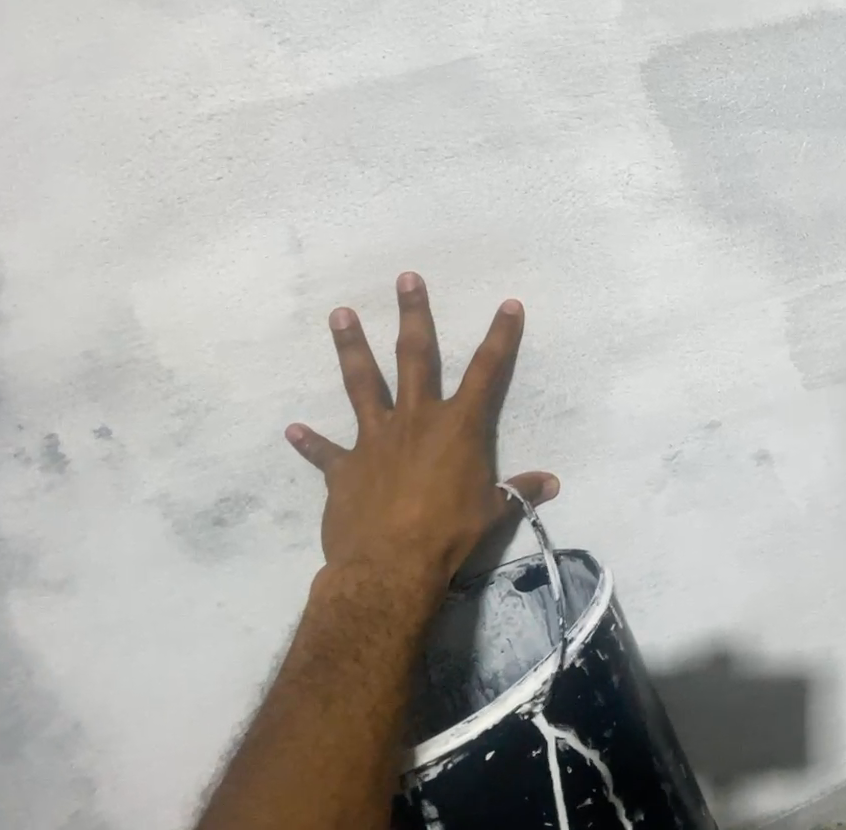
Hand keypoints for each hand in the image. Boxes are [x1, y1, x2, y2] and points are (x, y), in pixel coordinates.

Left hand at [284, 272, 557, 590]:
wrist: (389, 566)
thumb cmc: (450, 533)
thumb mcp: (494, 511)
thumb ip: (519, 490)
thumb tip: (552, 484)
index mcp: (458, 426)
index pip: (486, 371)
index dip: (500, 336)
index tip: (508, 304)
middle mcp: (416, 420)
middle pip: (415, 357)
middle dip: (413, 315)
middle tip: (405, 279)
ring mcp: (375, 440)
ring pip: (362, 384)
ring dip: (352, 348)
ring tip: (341, 313)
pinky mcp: (344, 469)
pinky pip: (325, 452)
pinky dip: (310, 442)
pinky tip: (292, 429)